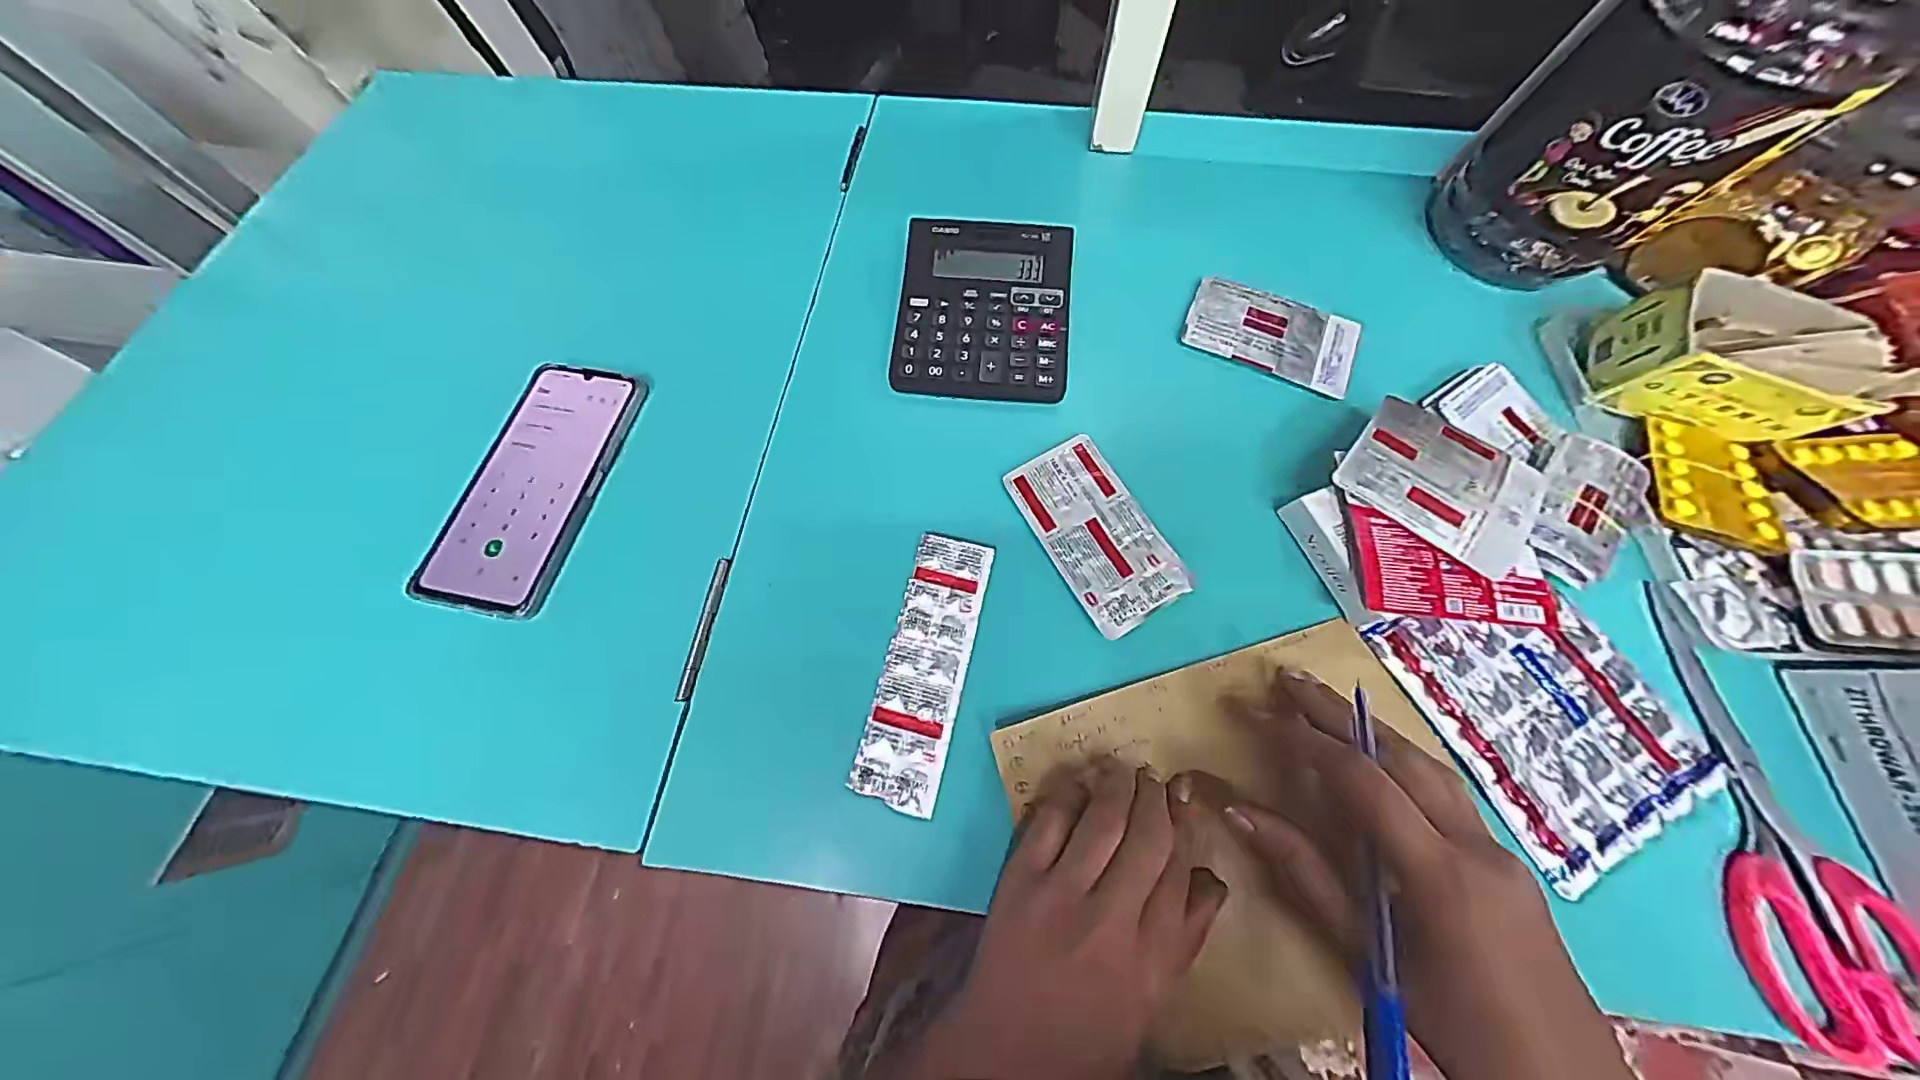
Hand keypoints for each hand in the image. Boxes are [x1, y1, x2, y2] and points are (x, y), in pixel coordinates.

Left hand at [886, 761, 1228, 1079]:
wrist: (1005, 1051)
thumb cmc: (1085, 1033)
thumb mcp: (1151, 999)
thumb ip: (1184, 938)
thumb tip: (1210, 878)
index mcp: (1151, 957)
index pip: (1179, 872)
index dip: (1183, 826)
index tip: (1182, 799)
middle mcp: (1111, 921)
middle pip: (1147, 838)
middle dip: (1154, 798)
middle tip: (1153, 777)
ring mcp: (1060, 895)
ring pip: (1102, 820)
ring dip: (1116, 785)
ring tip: (1121, 768)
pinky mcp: (1019, 880)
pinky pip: (1049, 821)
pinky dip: (1066, 794)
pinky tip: (1076, 782)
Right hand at [1199, 668, 1633, 1079]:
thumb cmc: (1457, 1029)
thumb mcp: (1368, 956)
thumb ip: (1306, 877)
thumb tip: (1242, 815)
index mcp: (1442, 875)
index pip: (1363, 782)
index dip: (1305, 740)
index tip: (1259, 713)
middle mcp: (1477, 848)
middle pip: (1401, 757)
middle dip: (1339, 712)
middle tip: (1286, 679)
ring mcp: (1499, 852)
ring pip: (1430, 768)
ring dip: (1372, 729)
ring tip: (1325, 705)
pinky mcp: (1506, 863)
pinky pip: (1445, 793)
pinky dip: (1400, 760)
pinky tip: (1377, 759)